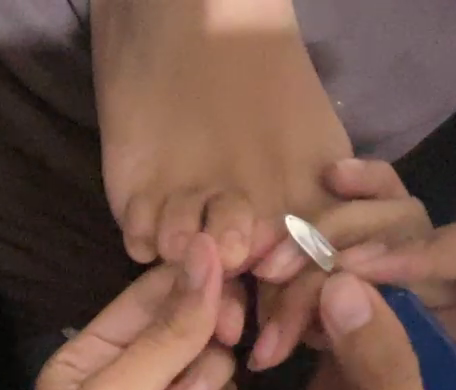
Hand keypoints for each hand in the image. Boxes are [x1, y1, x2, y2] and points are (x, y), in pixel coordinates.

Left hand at [0, 234, 241, 389]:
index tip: (236, 285)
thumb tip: (205, 252)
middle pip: (187, 322)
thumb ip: (166, 331)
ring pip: (209, 361)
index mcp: (87, 354)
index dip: (195, 283)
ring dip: (204, 385)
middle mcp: (121, 374)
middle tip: (227, 346)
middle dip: (204, 339)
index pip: (149, 294)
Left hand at [94, 0, 352, 270]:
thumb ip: (312, 216)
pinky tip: (151, 193)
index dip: (287, 296)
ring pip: (187, 266)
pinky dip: (145, 228)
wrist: (186, 18)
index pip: (294, 280)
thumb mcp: (311, 142)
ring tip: (187, 196)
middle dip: (231, 281)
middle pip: (236, 285)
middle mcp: (238, 224)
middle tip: (234, 242)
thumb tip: (316, 271)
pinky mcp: (139, 207)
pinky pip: (141, 245)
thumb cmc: (262, 69)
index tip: (280, 287)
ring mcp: (188, 217)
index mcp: (288, 211)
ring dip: (186, 241)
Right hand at [284, 203, 455, 389]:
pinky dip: (296, 261)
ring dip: (309, 251)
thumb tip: (343, 285)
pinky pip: (331, 261)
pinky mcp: (353, 313)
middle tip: (278, 273)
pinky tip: (269, 272)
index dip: (440, 243)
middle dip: (346, 242)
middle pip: (421, 224)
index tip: (361, 272)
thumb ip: (385, 373)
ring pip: (368, 233)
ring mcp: (403, 306)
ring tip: (265, 283)